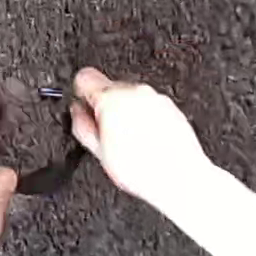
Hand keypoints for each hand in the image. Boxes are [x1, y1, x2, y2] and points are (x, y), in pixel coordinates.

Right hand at [69, 67, 212, 208]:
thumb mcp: (98, 152)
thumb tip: (76, 112)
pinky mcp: (170, 107)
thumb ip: (81, 125)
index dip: (79, 93)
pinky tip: (146, 142)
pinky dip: (145, 119)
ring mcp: (155, 97)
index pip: (84, 77)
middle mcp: (135, 91)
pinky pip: (149, 106)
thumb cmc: (141, 169)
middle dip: (105, 108)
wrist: (180, 177)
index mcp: (111, 98)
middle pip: (109, 88)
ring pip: (130, 97)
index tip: (82, 106)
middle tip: (108, 135)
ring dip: (126, 113)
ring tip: (131, 143)